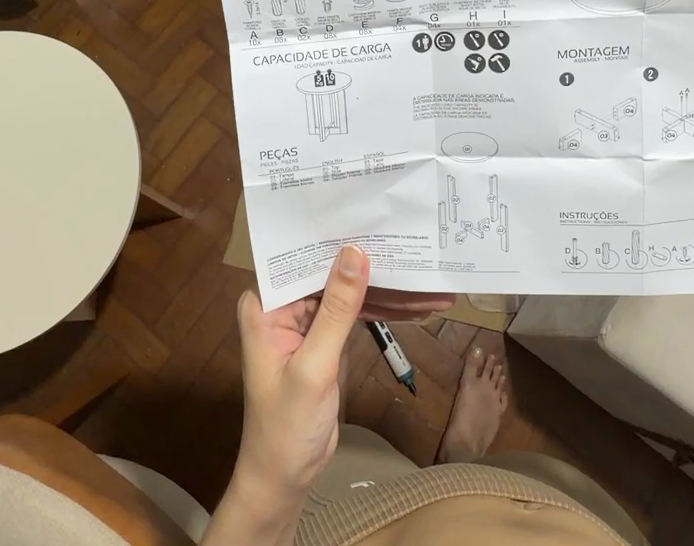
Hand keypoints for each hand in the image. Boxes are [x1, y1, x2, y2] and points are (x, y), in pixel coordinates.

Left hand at [206, 248, 449, 545]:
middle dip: (369, 262)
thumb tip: (354, 252)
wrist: (285, 478)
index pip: (301, 258)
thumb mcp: (315, 365)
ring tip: (428, 275)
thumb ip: (336, 309)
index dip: (335, 237)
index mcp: (265, 303)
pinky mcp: (326, 338)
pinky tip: (419, 303)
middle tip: (410, 239)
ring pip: (349, 292)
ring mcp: (306, 321)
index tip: (372, 215)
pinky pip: (357, 314)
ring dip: (387, 289)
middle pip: (329, 270)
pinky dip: (385, 311)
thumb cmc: (286, 424)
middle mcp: (283, 304)